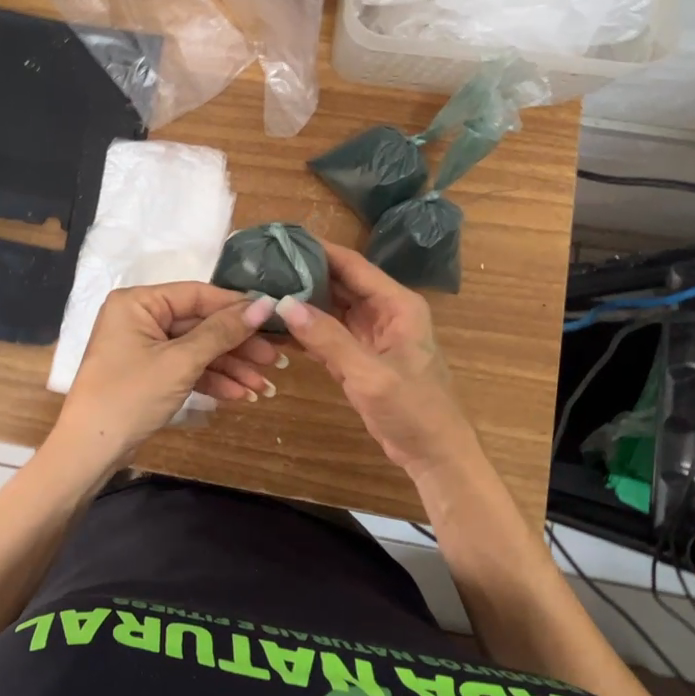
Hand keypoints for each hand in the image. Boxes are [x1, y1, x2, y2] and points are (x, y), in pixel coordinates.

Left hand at [55, 283, 278, 463]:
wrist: (91, 449)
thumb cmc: (130, 395)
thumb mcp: (180, 362)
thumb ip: (221, 332)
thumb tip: (264, 304)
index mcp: (138, 302)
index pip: (197, 294)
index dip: (237, 307)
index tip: (275, 319)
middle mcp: (139, 317)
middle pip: (200, 323)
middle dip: (238, 344)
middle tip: (276, 360)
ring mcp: (143, 346)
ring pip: (197, 348)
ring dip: (230, 367)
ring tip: (264, 386)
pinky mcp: (148, 373)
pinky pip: (186, 368)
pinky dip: (211, 380)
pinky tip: (240, 395)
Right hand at [274, 242, 479, 477]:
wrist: (435, 455)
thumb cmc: (413, 410)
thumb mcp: (369, 374)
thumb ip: (327, 338)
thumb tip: (283, 303)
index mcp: (396, 304)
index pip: (352, 265)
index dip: (317, 250)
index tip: (280, 240)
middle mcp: (383, 312)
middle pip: (338, 282)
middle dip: (302, 274)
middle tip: (259, 267)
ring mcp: (369, 335)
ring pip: (329, 308)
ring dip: (299, 302)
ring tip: (259, 290)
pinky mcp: (357, 357)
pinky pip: (325, 334)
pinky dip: (303, 330)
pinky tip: (273, 326)